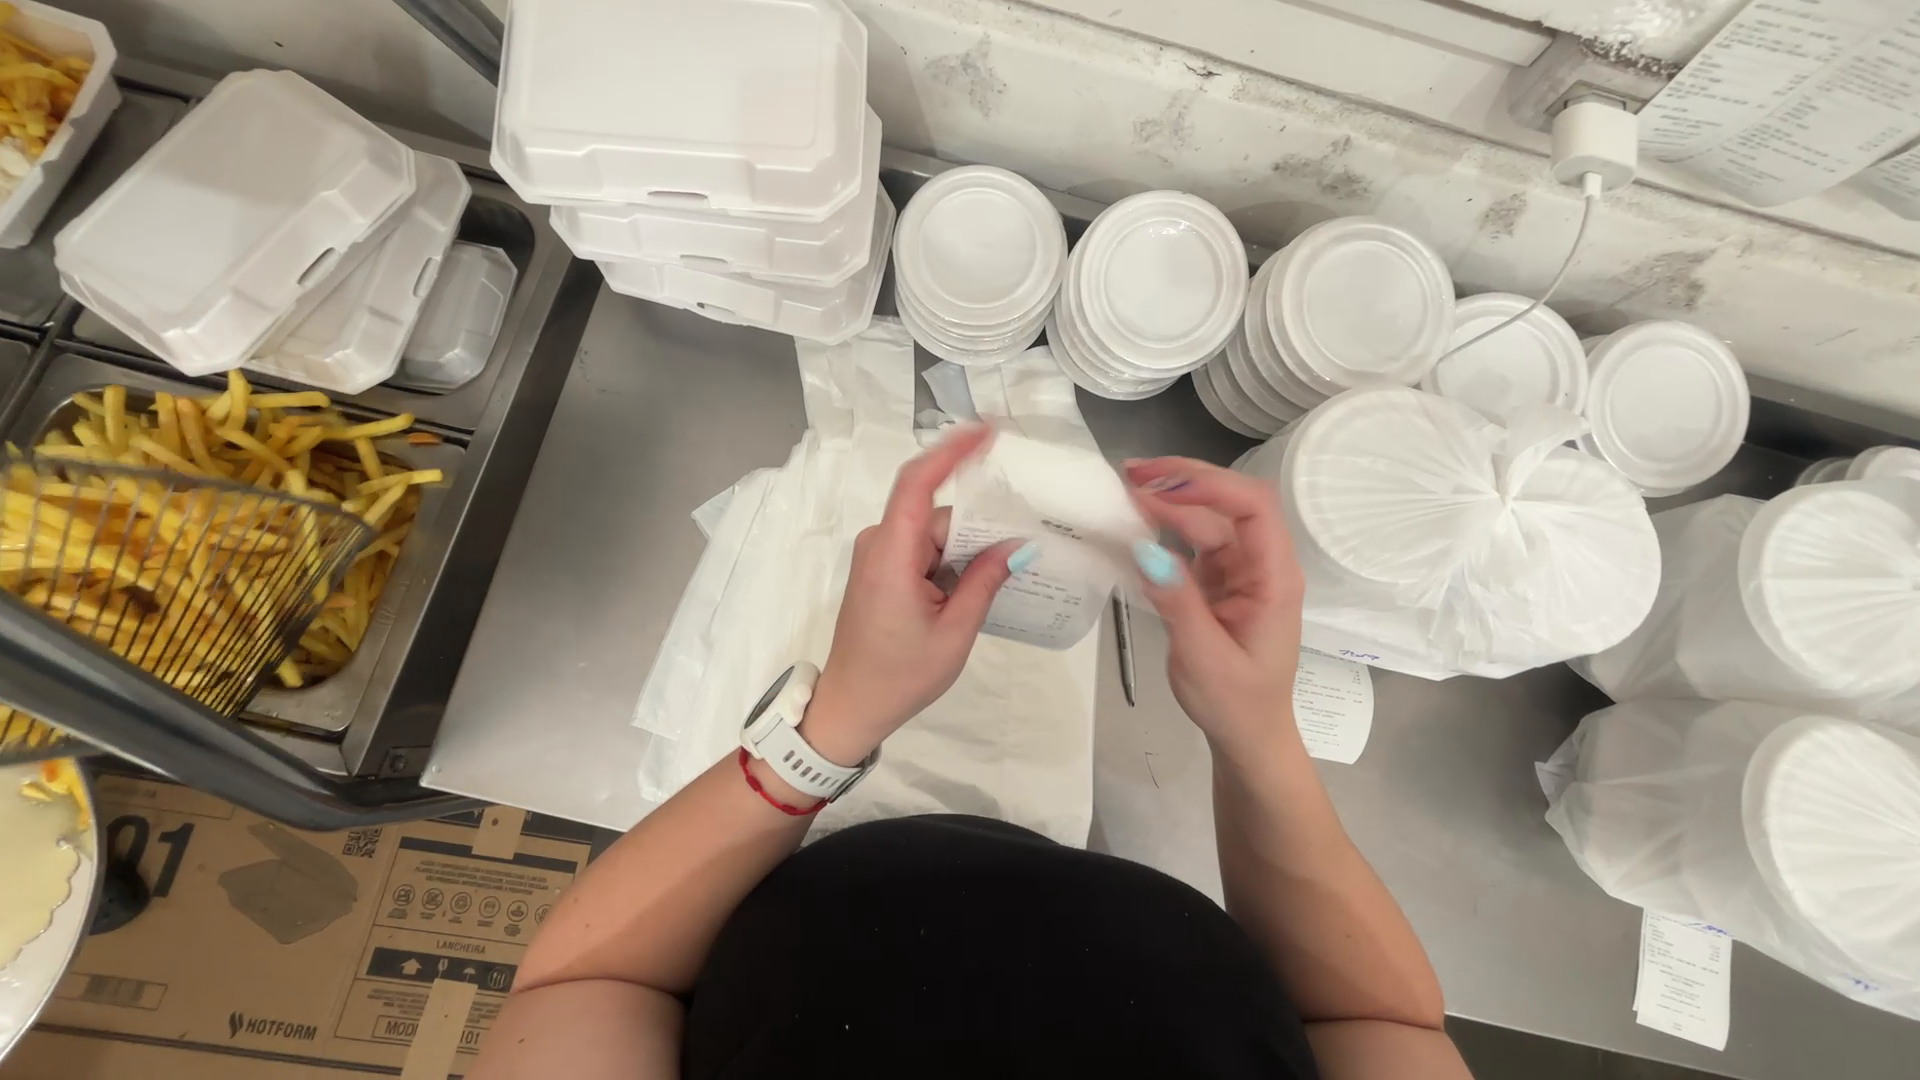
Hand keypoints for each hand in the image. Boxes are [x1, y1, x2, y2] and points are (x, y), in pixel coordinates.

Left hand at [800, 425, 1027, 765]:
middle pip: (936, 515)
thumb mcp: (954, 633)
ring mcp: (876, 557)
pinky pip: (921, 551)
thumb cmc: (899, 677)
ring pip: (932, 535)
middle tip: (1018, 552)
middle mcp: (879, 544)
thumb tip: (1015, 544)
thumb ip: (984, 582)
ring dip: (964, 553)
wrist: (850, 709)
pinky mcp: (879, 571)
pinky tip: (972, 588)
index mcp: (892, 554)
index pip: (918, 483)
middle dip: (976, 531)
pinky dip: (949, 563)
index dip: (952, 451)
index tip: (987, 432)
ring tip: (997, 582)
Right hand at [1124, 458, 1305, 755]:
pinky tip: (1136, 523)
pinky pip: (1192, 543)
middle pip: (1228, 505)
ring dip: (1169, 502)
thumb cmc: (1235, 703)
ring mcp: (1239, 571)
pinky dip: (1164, 529)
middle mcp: (1260, 565)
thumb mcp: (1202, 656)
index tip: (1159, 486)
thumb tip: (1143, 548)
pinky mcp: (1218, 581)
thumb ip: (1176, 600)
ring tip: (1126, 493)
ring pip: (1207, 520)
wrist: (1247, 735)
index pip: (1254, 509)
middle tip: (1131, 475)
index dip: (1210, 486)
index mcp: (1274, 579)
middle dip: (1183, 483)